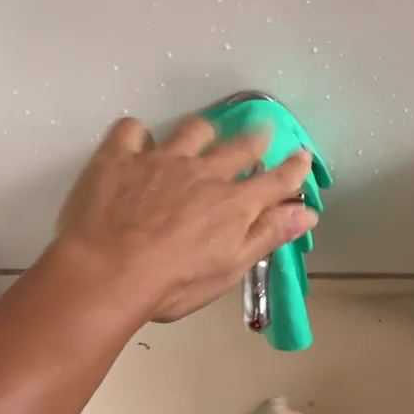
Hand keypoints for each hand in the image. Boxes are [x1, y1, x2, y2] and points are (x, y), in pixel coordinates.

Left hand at [51, 116, 316, 321]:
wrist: (106, 274)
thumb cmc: (174, 283)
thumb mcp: (230, 268)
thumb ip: (268, 234)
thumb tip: (307, 213)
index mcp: (234, 203)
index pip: (276, 180)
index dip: (294, 168)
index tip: (303, 155)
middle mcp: (204, 172)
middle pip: (238, 147)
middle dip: (255, 139)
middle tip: (261, 131)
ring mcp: (161, 160)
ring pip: (192, 130)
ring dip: (203, 131)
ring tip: (203, 134)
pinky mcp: (120, 157)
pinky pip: (132, 130)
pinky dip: (139, 134)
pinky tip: (137, 143)